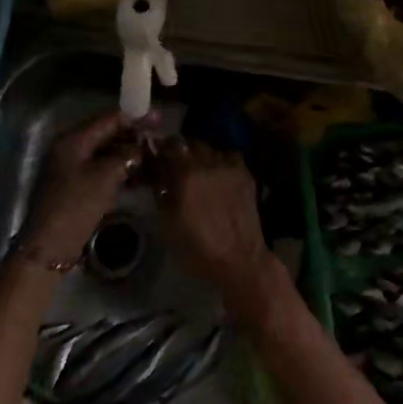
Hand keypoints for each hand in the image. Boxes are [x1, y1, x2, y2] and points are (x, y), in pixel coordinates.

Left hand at [21, 110, 148, 266]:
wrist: (52, 244)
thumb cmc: (77, 204)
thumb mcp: (105, 176)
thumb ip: (127, 156)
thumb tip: (143, 146)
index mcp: (73, 139)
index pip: (108, 118)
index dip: (134, 117)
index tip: (158, 118)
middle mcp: (71, 148)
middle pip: (107, 134)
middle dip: (133, 136)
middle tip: (159, 139)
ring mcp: (73, 168)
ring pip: (107, 153)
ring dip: (130, 154)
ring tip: (155, 158)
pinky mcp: (78, 185)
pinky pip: (103, 169)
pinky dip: (121, 170)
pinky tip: (141, 176)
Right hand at [154, 139, 285, 320]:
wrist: (240, 259)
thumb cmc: (198, 248)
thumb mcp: (167, 225)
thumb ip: (161, 194)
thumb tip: (157, 177)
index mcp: (186, 175)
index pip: (170, 146)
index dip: (161, 148)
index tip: (156, 154)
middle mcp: (209, 164)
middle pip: (191, 143)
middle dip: (181, 149)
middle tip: (175, 162)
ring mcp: (230, 167)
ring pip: (211, 148)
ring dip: (201, 154)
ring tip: (198, 168)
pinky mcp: (246, 175)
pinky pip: (230, 157)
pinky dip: (221, 160)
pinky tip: (219, 173)